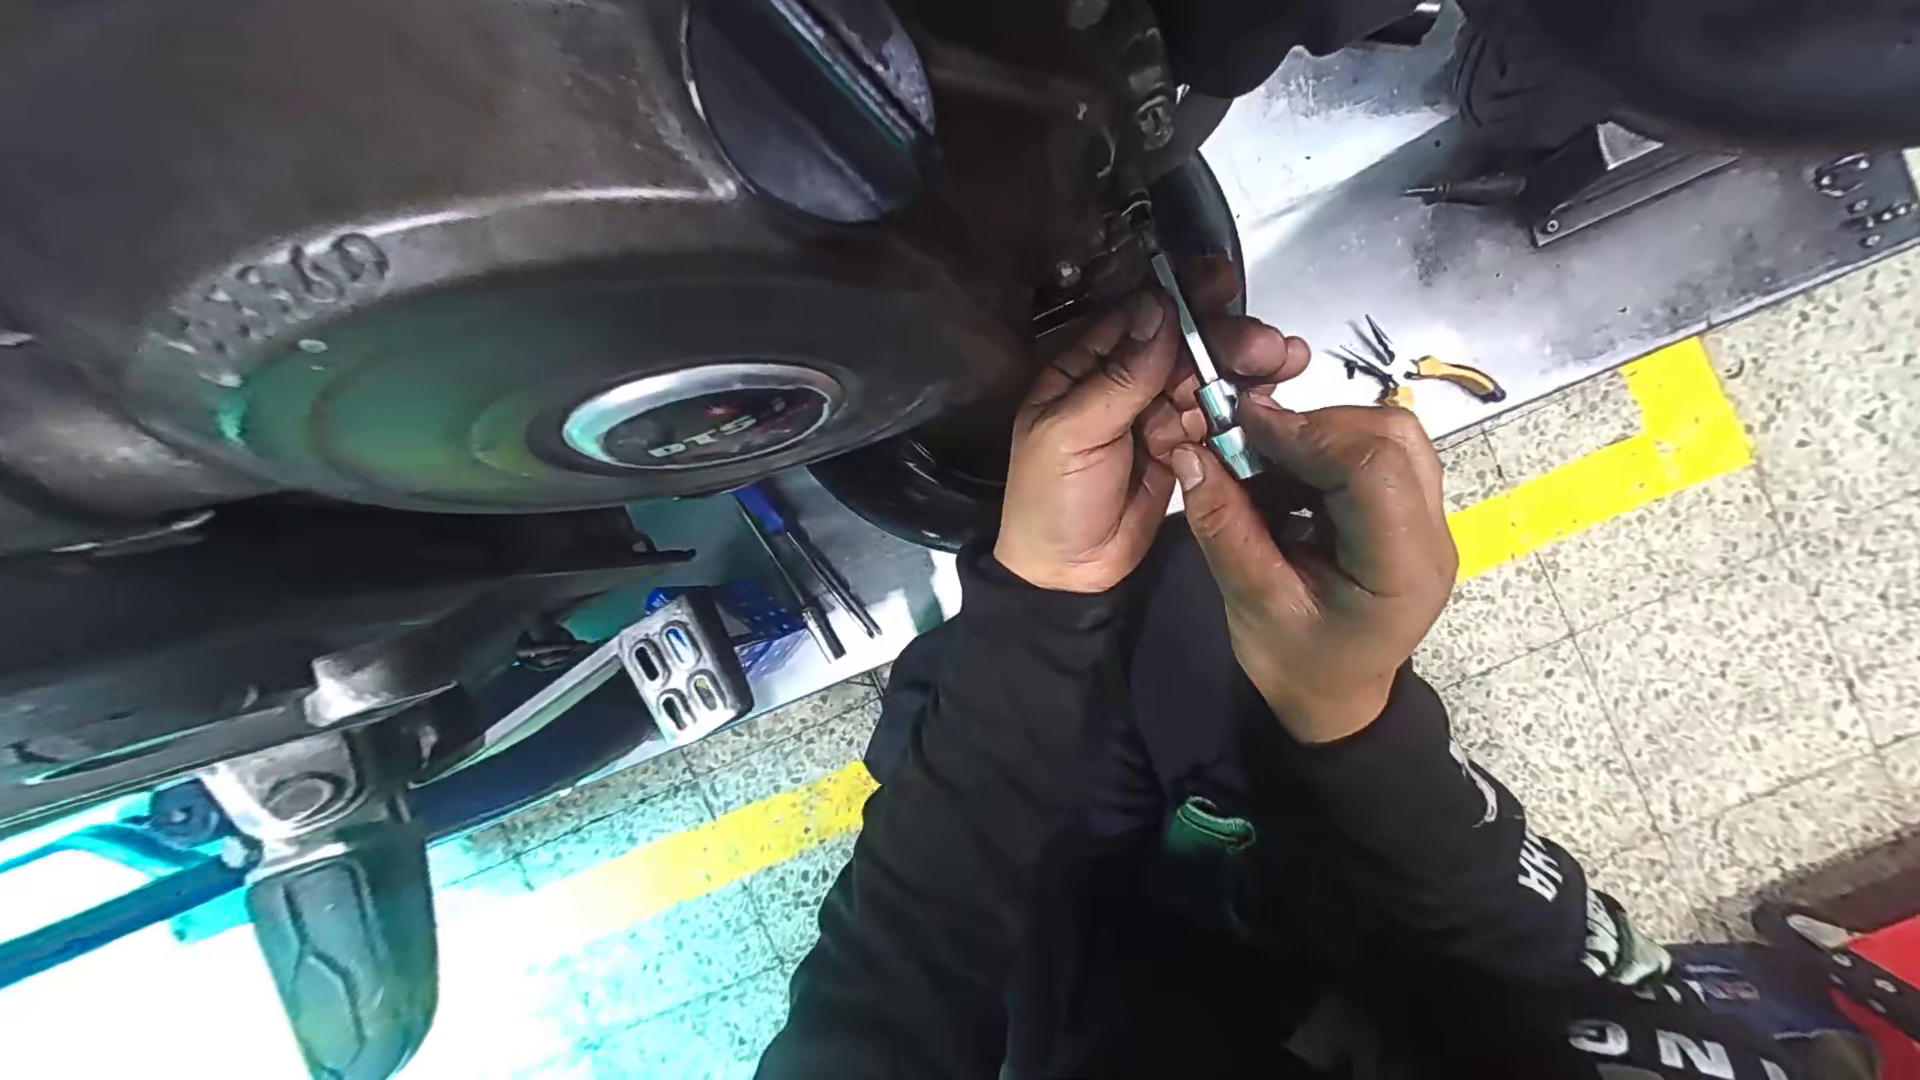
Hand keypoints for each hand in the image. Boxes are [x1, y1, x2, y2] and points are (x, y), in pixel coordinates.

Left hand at [994, 261, 1308, 592]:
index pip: (1135, 322)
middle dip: (1223, 339)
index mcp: (1082, 373)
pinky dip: (1241, 409)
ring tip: (1282, 362)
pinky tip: (1268, 396)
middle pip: (1179, 348)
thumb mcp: (1071, 434)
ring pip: (1203, 380)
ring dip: (1242, 369)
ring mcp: (1152, 418)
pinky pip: (1214, 419)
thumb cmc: (1049, 498)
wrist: (1064, 569)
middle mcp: (1120, 387)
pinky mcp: (1179, 449)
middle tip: (1266, 343)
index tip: (1220, 286)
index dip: (1178, 301)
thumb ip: (1118, 378)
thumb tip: (1157, 309)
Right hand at [1168, 400, 1456, 742]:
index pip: (1374, 467)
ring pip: (1382, 437)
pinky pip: (1367, 455)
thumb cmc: (1296, 663)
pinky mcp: (1399, 513)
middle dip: (1310, 426)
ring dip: (1312, 436)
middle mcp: (1428, 532)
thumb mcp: (1250, 602)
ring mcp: (1420, 519)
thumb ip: (1223, 528)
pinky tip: (1277, 477)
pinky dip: (1315, 453)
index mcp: (1402, 565)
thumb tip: (1191, 457)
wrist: (1333, 695)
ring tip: (1256, 461)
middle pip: (1389, 437)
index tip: (1238, 424)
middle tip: (1244, 440)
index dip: (1304, 433)